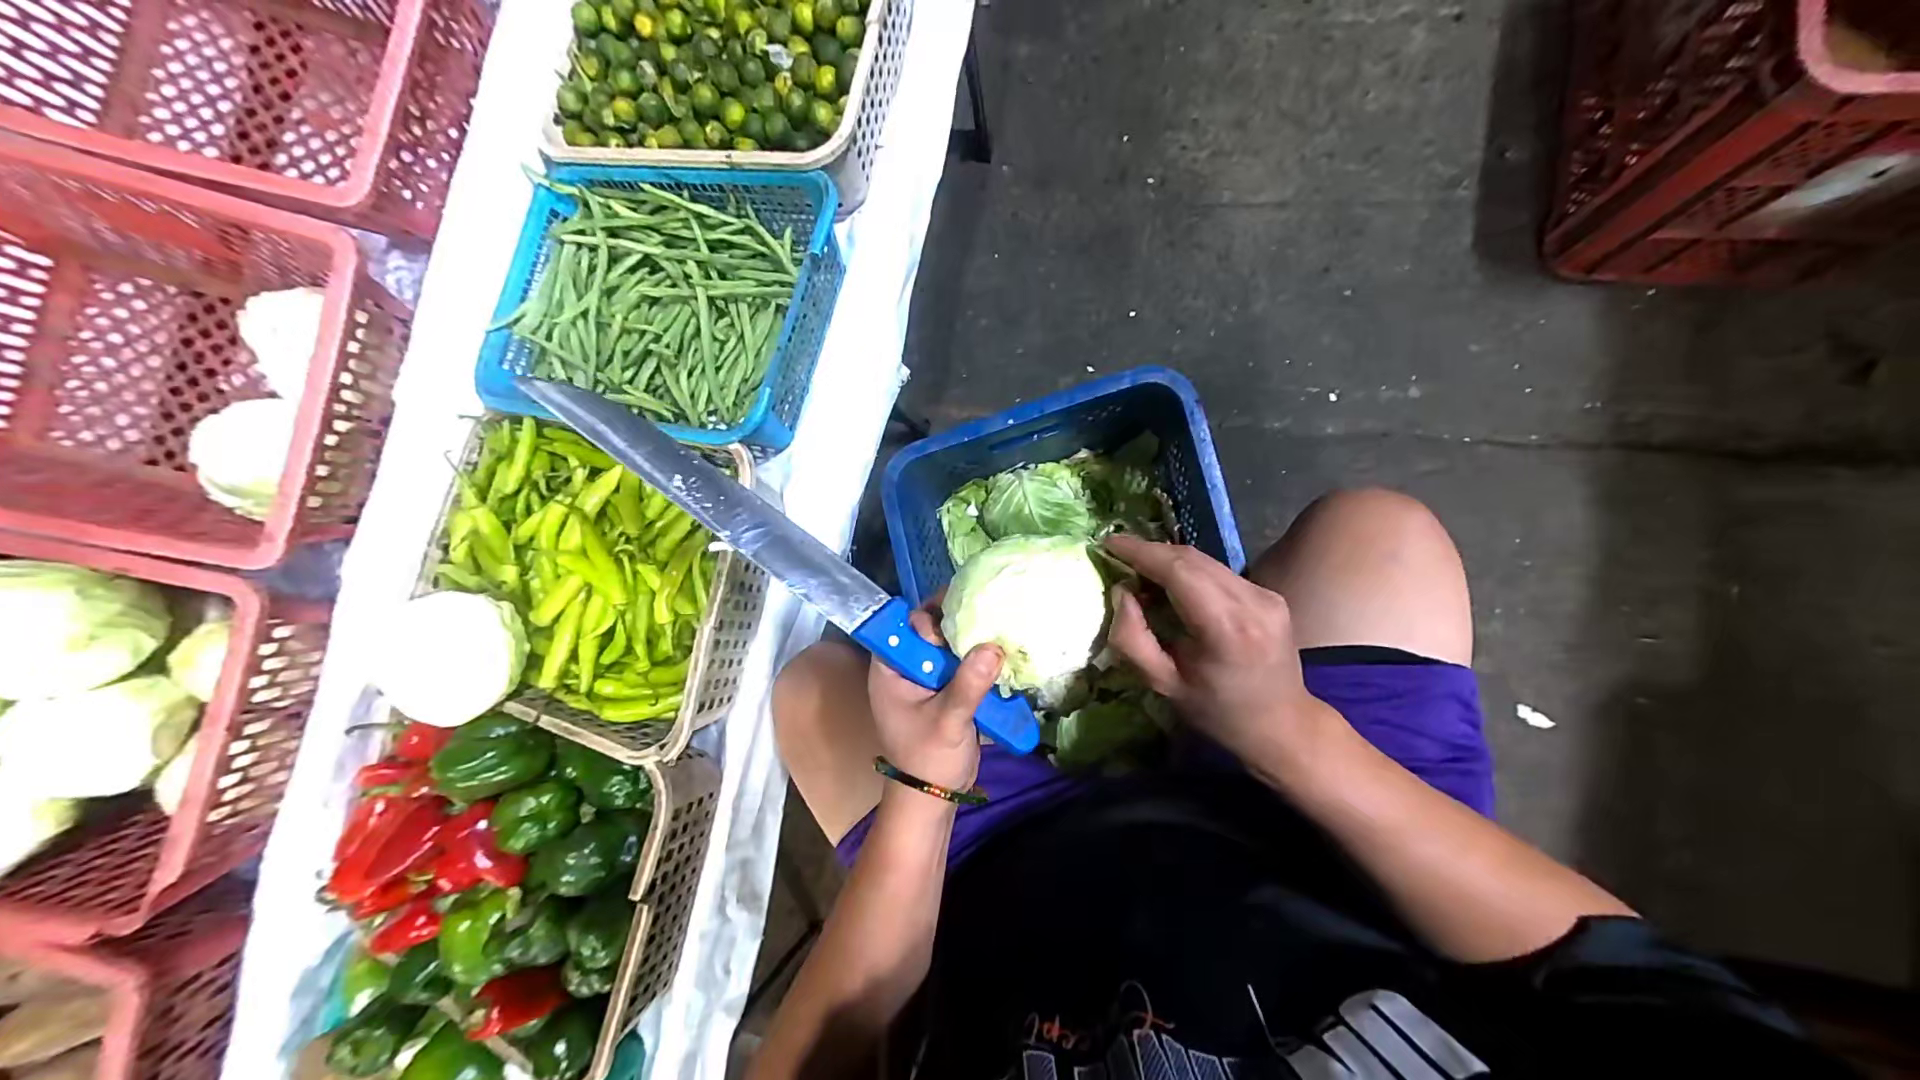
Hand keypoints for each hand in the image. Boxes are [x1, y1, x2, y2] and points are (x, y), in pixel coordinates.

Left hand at [866, 605, 1001, 792]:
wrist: (934, 796)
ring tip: (997, 623)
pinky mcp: (945, 687)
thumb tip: (993, 647)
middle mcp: (905, 666)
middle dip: (955, 622)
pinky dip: (976, 655)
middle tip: (986, 613)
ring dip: (969, 637)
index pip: (905, 626)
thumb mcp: (948, 720)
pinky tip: (1000, 647)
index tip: (960, 612)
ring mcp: (926, 677)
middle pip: (929, 629)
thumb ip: (968, 684)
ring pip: (947, 644)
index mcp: (891, 669)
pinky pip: (960, 661)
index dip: (930, 615)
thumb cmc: (928, 758)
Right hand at [1104, 535, 1329, 765]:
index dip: (1140, 551)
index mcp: (1226, 627)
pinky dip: (1189, 571)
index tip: (1109, 543)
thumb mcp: (1162, 684)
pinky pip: (1219, 571)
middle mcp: (1252, 601)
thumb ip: (1132, 637)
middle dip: (1150, 552)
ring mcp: (1265, 594)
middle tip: (1117, 557)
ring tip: (1139, 573)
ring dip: (1168, 560)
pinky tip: (1172, 586)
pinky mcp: (1269, 594)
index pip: (1178, 569)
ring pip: (1205, 560)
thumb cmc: (1217, 712)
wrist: (1282, 725)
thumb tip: (1122, 591)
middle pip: (1191, 558)